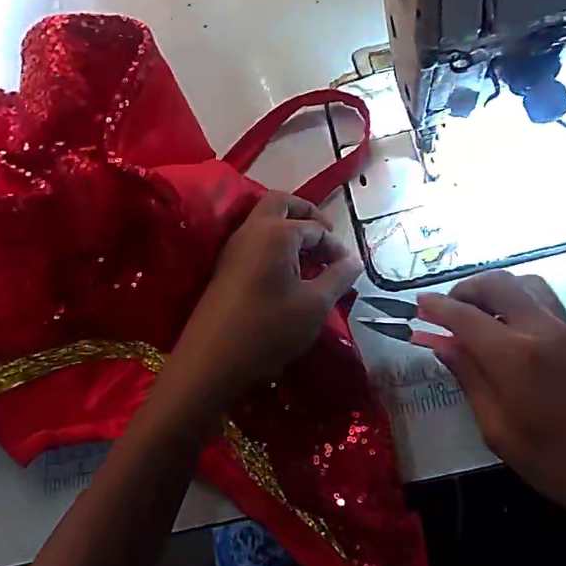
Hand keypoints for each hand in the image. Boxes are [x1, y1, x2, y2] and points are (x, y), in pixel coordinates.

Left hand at [167, 191, 362, 413]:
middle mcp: (251, 230)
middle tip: (325, 238)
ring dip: (289, 230)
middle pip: (281, 203)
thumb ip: (339, 277)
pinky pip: (254, 241)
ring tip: (309, 260)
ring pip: (264, 221)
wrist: (212, 362)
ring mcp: (233, 248)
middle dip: (307, 214)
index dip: (336, 246)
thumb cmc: (269, 329)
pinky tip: (287, 276)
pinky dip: (273, 246)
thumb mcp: (315, 305)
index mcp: (276, 232)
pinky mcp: (225, 267)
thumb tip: (353, 260)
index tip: (348, 269)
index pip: (316, 228)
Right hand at [414, 271, 565, 532]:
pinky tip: (507, 329)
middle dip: (464, 289)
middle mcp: (542, 329)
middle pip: (496, 283)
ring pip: (523, 284)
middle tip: (445, 312)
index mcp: (516, 357)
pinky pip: (543, 299)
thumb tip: (441, 344)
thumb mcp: (500, 432)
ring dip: (494, 290)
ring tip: (476, 317)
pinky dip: (517, 299)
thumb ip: (469, 379)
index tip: (416, 306)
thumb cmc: (560, 466)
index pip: (465, 315)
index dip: (436, 308)